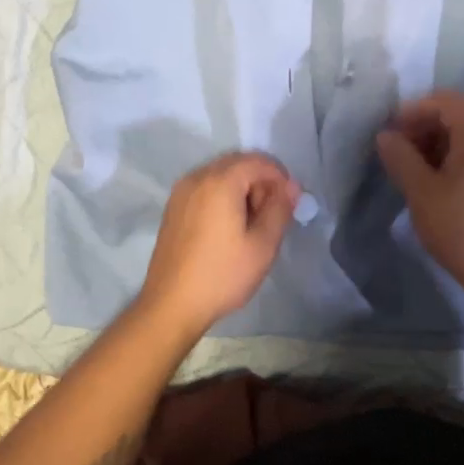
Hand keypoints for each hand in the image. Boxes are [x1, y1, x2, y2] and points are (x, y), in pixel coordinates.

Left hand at [138, 152, 300, 331]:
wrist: (172, 303)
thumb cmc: (222, 275)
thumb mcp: (263, 245)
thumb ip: (280, 209)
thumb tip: (291, 186)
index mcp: (219, 181)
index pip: (258, 161)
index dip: (280, 177)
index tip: (290, 205)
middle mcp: (196, 177)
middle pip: (237, 164)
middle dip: (260, 182)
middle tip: (271, 216)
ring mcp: (180, 192)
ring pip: (220, 175)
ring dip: (241, 190)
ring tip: (251, 225)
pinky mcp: (173, 208)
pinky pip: (204, 188)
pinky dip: (222, 197)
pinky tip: (228, 228)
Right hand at [375, 91, 463, 293]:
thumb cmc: (458, 228)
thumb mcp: (420, 192)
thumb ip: (400, 157)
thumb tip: (385, 136)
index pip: (446, 101)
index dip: (414, 109)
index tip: (391, 132)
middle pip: (457, 117)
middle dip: (422, 127)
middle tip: (396, 152)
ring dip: (434, 144)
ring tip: (409, 170)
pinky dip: (450, 159)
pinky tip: (431, 183)